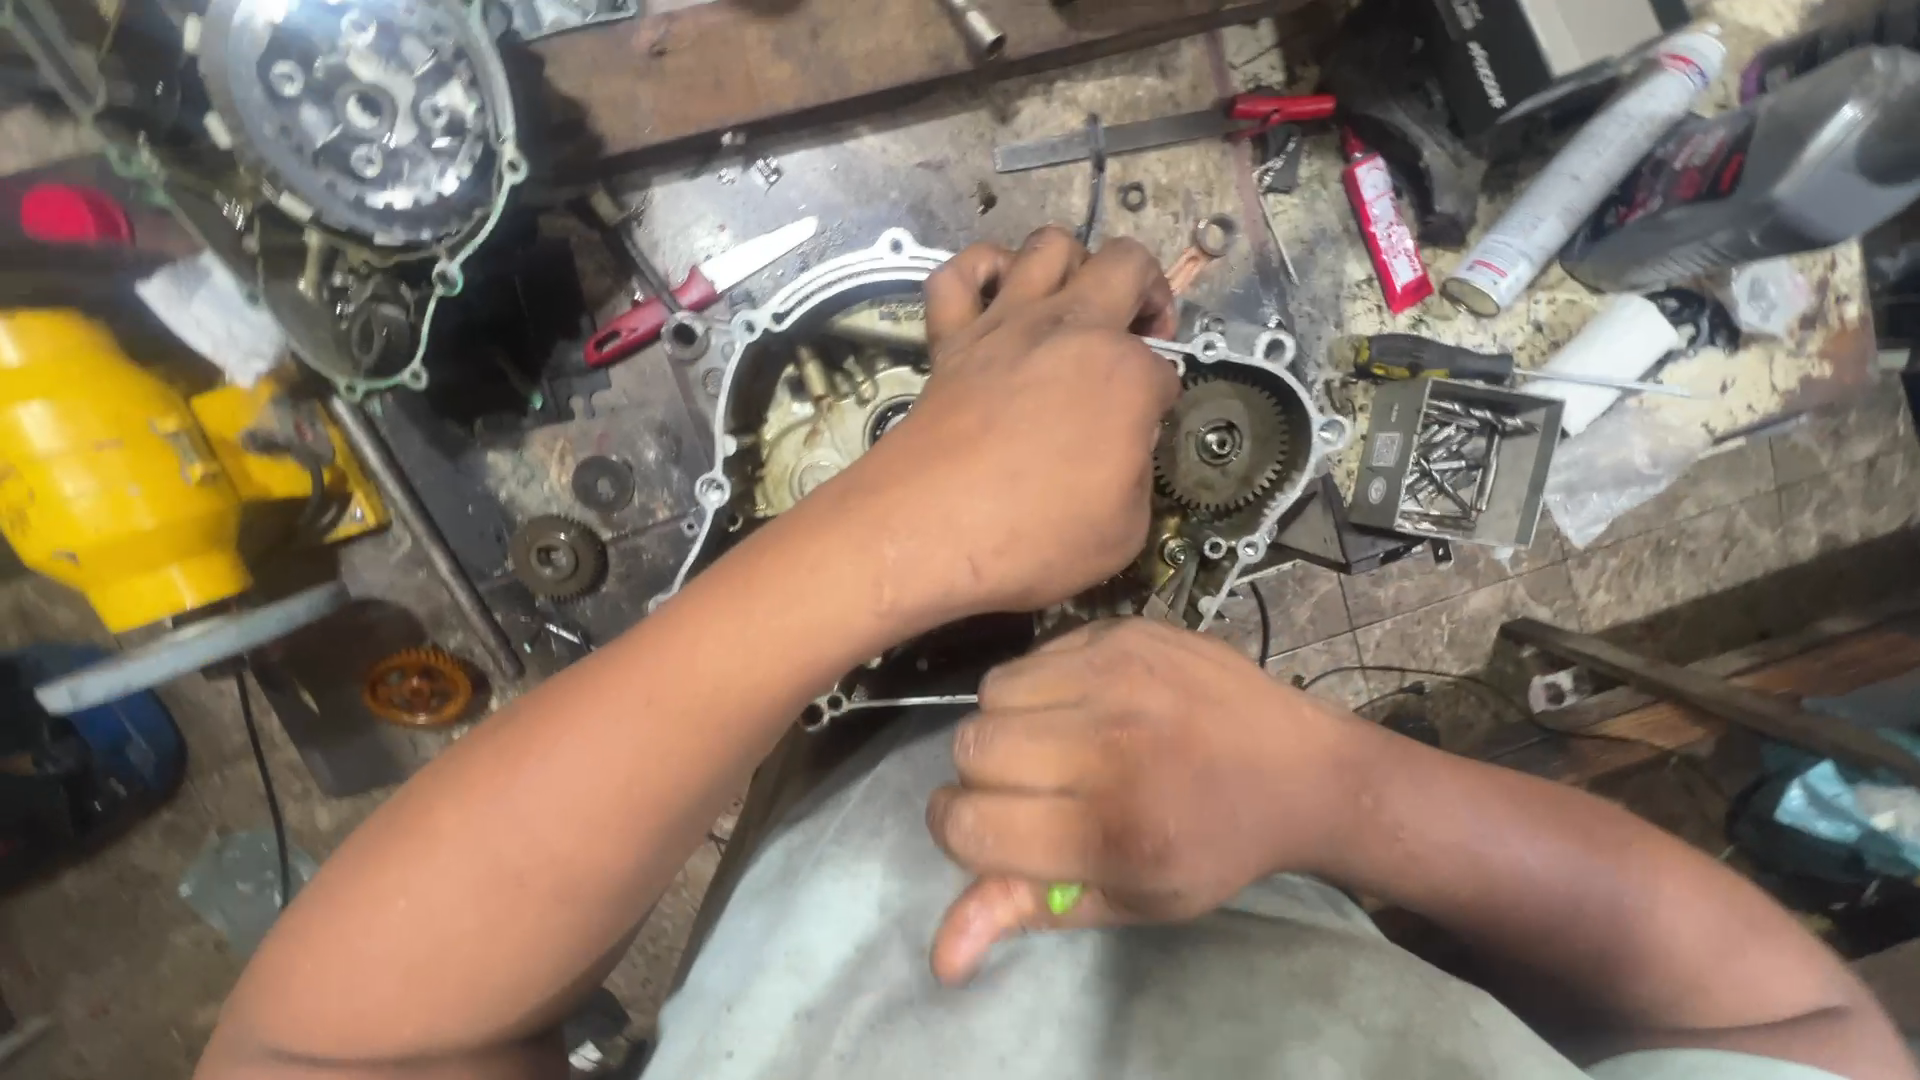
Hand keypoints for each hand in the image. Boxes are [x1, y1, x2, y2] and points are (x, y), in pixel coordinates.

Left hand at [813, 227, 1179, 626]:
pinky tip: (994, 295)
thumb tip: (1122, 445)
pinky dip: (978, 272)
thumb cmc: (1032, 538)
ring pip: (1048, 245)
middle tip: (1142, 334)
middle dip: (1149, 290)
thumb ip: (1137, 474)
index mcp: (1124, 375)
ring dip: (1074, 264)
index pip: (1163, 369)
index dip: (1159, 399)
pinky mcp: (951, 339)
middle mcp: (1070, 330)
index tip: (1142, 427)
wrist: (926, 531)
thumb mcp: (1124, 530)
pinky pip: (956, 275)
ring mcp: (1004, 326)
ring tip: (1074, 305)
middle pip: (1127, 264)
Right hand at [924, 618, 1378, 984]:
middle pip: (970, 749)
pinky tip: (1083, 704)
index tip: (989, 830)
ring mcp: (1116, 674)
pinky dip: (1037, 686)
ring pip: (990, 695)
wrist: (1300, 768)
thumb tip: (942, 956)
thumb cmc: (1213, 847)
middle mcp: (1109, 743)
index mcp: (1113, 830)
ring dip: (1006, 725)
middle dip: (984, 778)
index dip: (960, 831)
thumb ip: (1030, 911)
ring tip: (1056, 741)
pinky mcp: (1120, 631)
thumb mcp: (1132, 899)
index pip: (969, 825)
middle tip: (1030, 786)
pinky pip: (1029, 656)